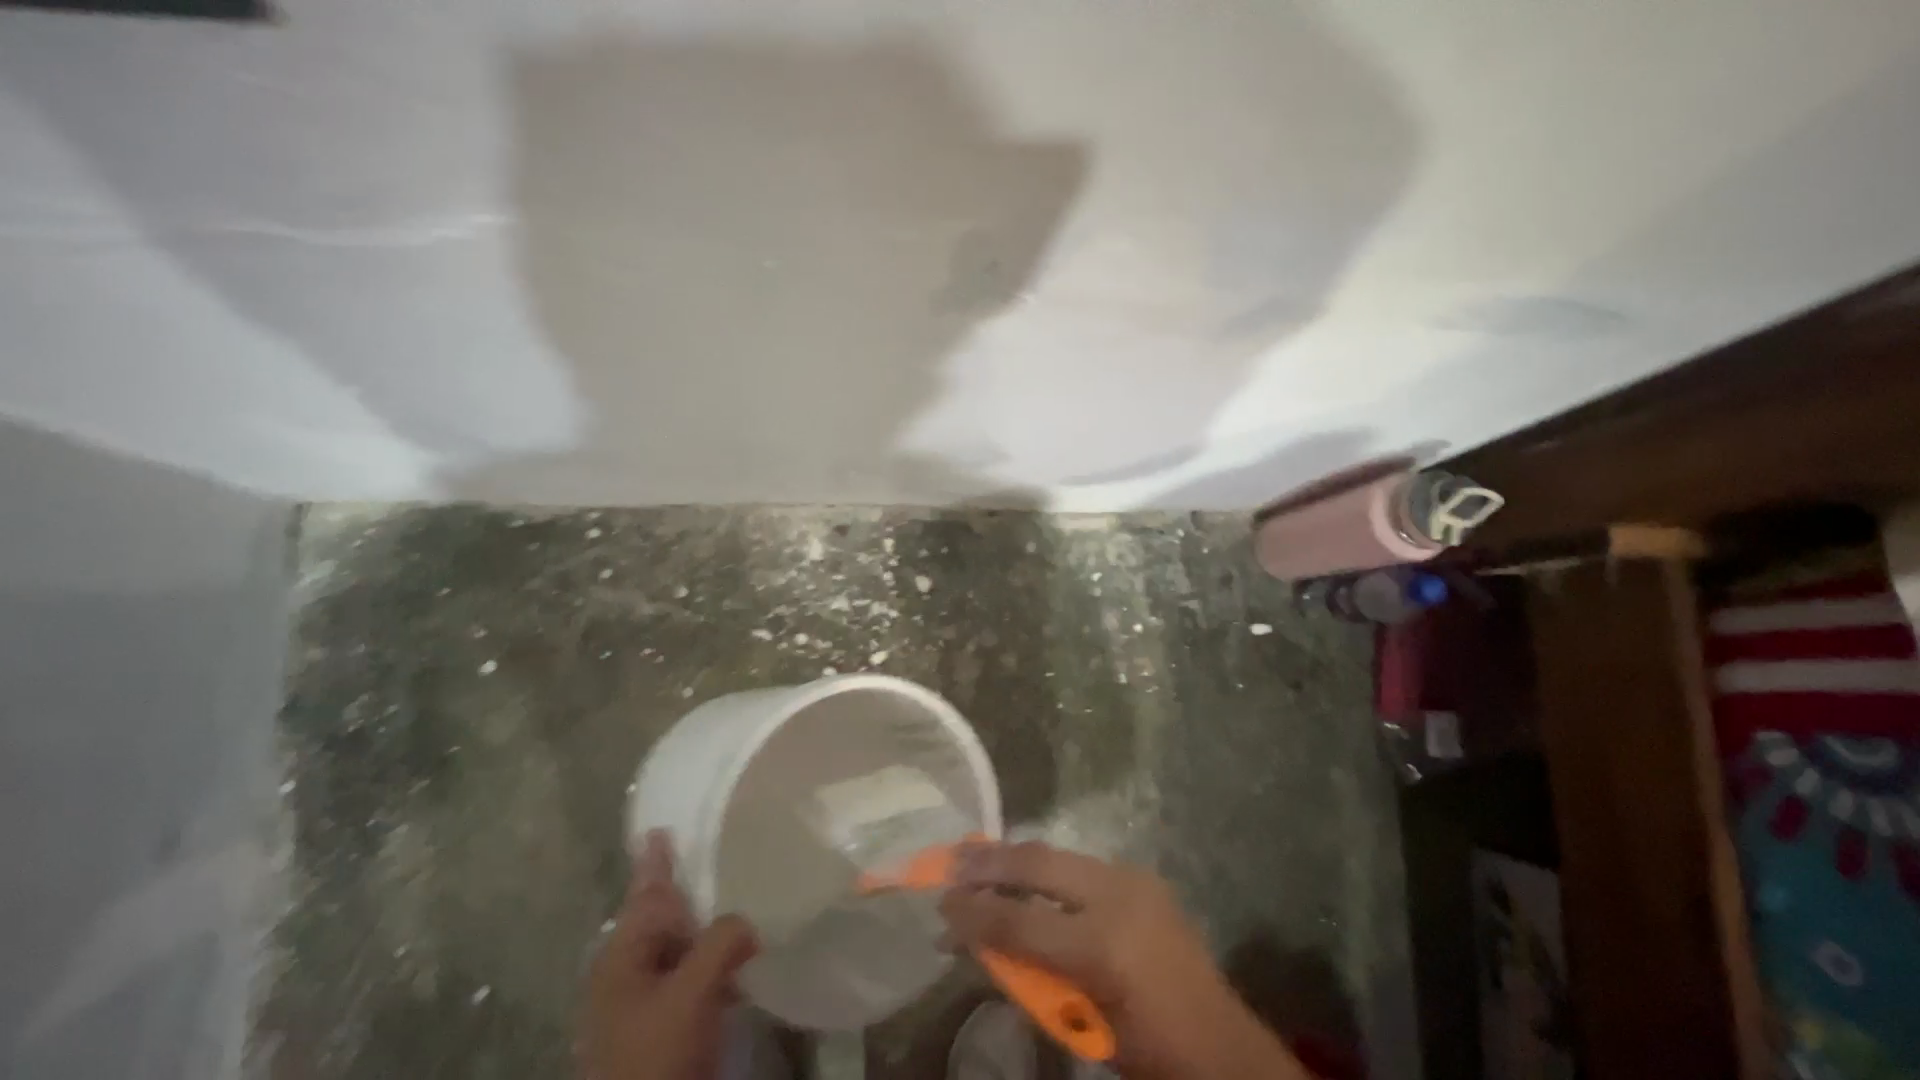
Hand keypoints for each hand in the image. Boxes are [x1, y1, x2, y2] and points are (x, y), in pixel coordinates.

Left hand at [580, 831, 758, 1079]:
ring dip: (704, 928)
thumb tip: (747, 919)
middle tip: (712, 857)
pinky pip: (690, 980)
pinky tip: (738, 963)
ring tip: (735, 901)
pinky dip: (712, 964)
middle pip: (660, 920)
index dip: (655, 861)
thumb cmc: (655, 1054)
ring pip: (677, 951)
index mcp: (622, 956)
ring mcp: (642, 1005)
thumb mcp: (690, 993)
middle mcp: (627, 974)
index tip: (660, 827)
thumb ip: (720, 943)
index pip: (645, 894)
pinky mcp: (662, 1029)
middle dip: (685, 891)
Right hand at [940, 841, 1310, 1079]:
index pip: (1018, 921)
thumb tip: (973, 943)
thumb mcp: (1076, 1020)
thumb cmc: (1142, 1045)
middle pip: (1038, 866)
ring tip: (976, 857)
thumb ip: (1026, 975)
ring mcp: (1136, 881)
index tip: (939, 903)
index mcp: (1101, 947)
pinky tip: (1024, 873)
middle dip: (988, 863)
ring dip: (1015, 859)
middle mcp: (1119, 898)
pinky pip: (1082, 865)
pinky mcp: (1145, 879)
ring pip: (1059, 856)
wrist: (1218, 1046)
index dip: (973, 912)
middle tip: (949, 861)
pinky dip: (1047, 868)